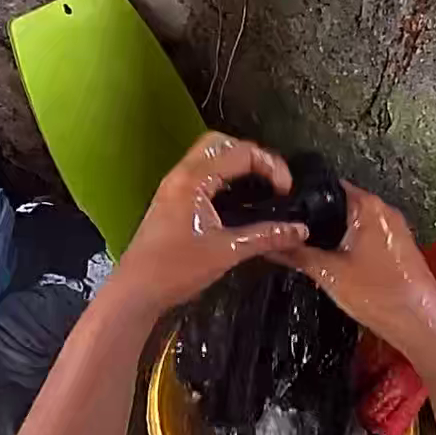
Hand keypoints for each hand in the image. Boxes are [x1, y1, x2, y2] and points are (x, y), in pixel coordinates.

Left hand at [108, 132, 309, 315]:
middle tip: (272, 178)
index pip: (241, 153)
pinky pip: (202, 172)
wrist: (136, 292)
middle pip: (222, 142)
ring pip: (210, 154)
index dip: (271, 166)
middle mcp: (182, 175)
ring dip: (237, 163)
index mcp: (194, 180)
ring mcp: (175, 186)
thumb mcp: (227, 251)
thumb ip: (266, 237)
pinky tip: (238, 198)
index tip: (286, 189)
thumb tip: (299, 231)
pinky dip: (224, 175)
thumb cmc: (174, 270)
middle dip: (253, 155)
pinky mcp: (173, 199)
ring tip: (261, 184)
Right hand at [276, 183, 435, 360]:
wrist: (420, 324)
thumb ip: (296, 255)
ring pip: (355, 221)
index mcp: (367, 206)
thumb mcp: (328, 274)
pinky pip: (368, 235)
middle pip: (342, 204)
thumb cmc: (377, 294)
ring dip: (336, 233)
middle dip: (318, 218)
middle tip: (291, 233)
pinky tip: (337, 262)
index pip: (329, 187)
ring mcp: (395, 228)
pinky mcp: (399, 246)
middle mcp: (384, 209)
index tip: (285, 211)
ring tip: (309, 249)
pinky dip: (352, 243)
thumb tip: (269, 244)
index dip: (304, 198)